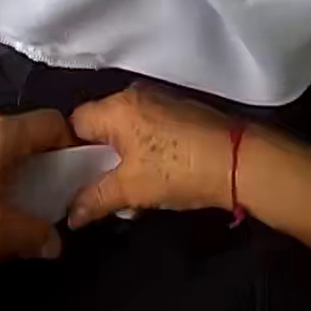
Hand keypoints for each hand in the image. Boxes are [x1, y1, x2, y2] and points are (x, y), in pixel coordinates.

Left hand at [0, 109, 74, 286]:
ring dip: (22, 168)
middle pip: (30, 131)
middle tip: (57, 195)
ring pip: (7, 142)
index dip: (73, 144)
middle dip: (48, 161)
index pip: (52, 122)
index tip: (80, 175)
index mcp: (2, 133)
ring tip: (24, 203)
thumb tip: (56, 242)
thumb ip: (35, 234)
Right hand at [66, 84, 238, 227]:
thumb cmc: (178, 170)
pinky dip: (143, 146)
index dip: (70, 151)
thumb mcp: (132, 190)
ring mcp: (157, 98)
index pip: (74, 123)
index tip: (75, 177)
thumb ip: (95, 199)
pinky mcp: (177, 108)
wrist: (240, 160)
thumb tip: (70, 216)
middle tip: (102, 185)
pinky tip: (156, 171)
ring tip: (131, 185)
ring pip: (124, 126)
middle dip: (99, 156)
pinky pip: (145, 124)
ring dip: (122, 153)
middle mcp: (132, 94)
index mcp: (115, 107)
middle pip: (99, 123)